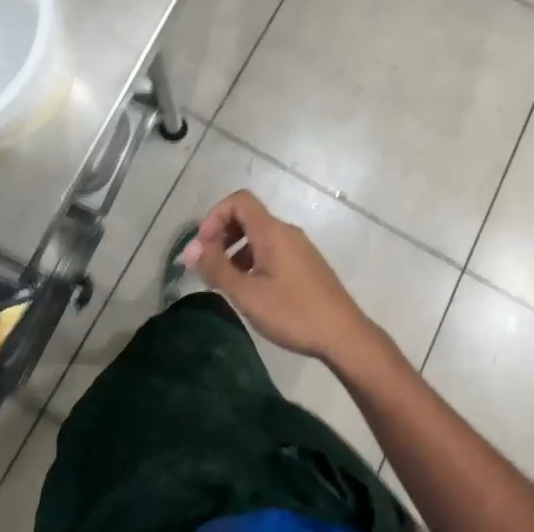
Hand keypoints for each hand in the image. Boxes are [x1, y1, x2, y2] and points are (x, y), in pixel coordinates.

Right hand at [182, 189, 383, 365]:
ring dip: (236, 250)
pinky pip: (272, 250)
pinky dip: (253, 260)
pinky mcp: (305, 264)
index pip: (239, 201)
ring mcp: (298, 247)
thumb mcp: (247, 294)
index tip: (203, 247)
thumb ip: (217, 269)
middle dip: (222, 234)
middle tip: (208, 265)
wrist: (343, 334)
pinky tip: (250, 290)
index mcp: (272, 231)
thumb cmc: (293, 312)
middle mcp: (286, 232)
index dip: (215, 216)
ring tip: (225, 282)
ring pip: (259, 236)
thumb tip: (191, 250)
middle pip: (248, 216)